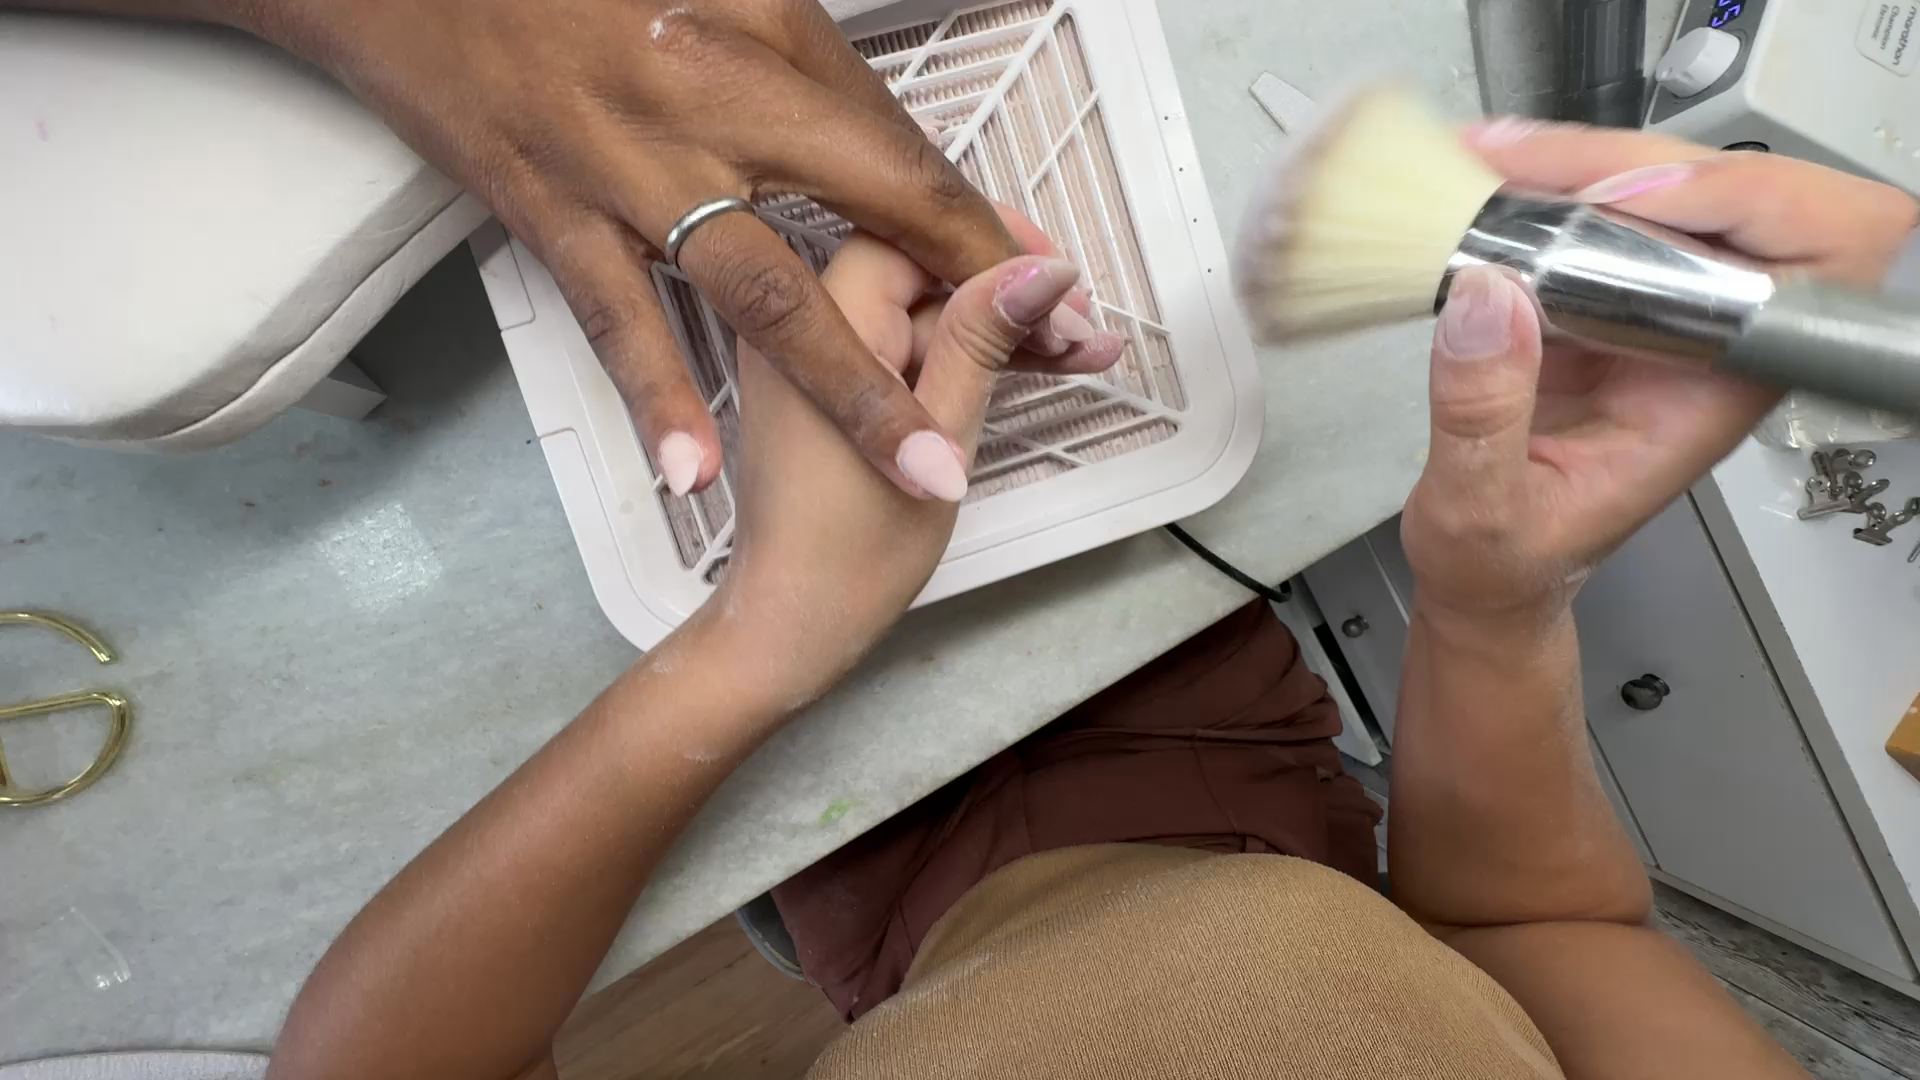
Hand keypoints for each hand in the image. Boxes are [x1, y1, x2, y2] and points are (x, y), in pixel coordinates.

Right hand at [242, 0, 1119, 499]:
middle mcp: (719, 106)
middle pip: (882, 227)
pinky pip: (616, 321)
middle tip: (1064, 363)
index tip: (1062, 298)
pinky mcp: (553, 214)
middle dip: (980, 307)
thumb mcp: (732, 5)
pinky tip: (696, 474)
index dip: (996, 238)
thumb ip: (819, 84)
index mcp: (774, 42)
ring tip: (923, 469)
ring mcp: (635, 170)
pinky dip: (658, 399)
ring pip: (769, 295)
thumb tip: (897, 169)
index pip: (915, 162)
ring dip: (856, 392)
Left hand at [705, 231, 1082, 704]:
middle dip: (1009, 299)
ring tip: (1084, 355)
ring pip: (921, 321)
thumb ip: (982, 343)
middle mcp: (803, 324)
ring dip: (998, 337)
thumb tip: (1047, 268)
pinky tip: (1026, 372)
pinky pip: (901, 358)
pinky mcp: (833, 393)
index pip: (912, 239)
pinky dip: (959, 367)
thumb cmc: (859, 549)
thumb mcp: (938, 436)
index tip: (1069, 280)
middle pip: (921, 277)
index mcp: (817, 321)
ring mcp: (816, 361)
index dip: (995, 249)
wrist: (795, 622)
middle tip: (1086, 330)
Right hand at [1402, 124, 1919, 626]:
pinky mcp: (1578, 319)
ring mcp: (1635, 325)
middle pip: (1716, 202)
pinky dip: (1523, 207)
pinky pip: (1572, 236)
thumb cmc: (1501, 565)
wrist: (1484, 578)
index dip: (1737, 200)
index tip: (1616, 202)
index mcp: (1710, 392)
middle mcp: (1692, 344)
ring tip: (1481, 168)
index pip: (1808, 256)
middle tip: (1511, 165)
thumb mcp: (1480, 511)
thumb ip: (1481, 416)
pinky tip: (1472, 198)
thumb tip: (1483, 299)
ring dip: (1564, 175)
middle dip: (1616, 166)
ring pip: (1644, 204)